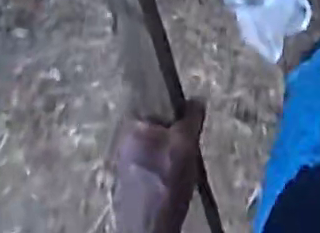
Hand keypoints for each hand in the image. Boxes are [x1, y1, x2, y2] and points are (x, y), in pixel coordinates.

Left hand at [113, 103, 205, 232]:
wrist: (151, 230)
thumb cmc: (166, 182)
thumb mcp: (186, 142)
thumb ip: (192, 116)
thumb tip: (197, 100)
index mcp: (131, 126)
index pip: (155, 102)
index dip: (175, 107)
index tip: (187, 118)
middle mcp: (123, 141)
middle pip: (157, 124)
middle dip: (174, 132)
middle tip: (188, 144)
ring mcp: (124, 163)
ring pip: (155, 145)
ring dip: (170, 151)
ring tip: (182, 164)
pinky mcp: (129, 182)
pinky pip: (150, 163)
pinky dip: (162, 167)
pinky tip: (173, 179)